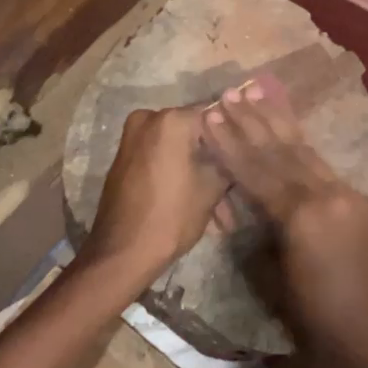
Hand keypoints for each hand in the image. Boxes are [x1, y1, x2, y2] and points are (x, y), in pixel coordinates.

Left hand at [80, 107, 229, 280]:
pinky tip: (196, 205)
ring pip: (177, 151)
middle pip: (194, 134)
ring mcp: (132, 138)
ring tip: (219, 213)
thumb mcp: (211, 189)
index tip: (247, 154)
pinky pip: (160, 159)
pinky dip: (177, 176)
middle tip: (234, 189)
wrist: (121, 253)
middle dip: (214, 162)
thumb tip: (235, 149)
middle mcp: (149, 119)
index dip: (233, 134)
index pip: (215, 114)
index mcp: (172, 120)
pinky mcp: (124, 159)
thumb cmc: (171, 216)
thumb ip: (227, 159)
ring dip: (197, 175)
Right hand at [199, 79, 367, 356]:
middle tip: (229, 93)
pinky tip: (291, 131)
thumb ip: (256, 234)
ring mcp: (349, 192)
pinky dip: (303, 145)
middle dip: (252, 121)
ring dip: (278, 123)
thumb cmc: (318, 320)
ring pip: (306, 150)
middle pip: (281, 151)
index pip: (257, 171)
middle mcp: (327, 193)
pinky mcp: (362, 199)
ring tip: (257, 94)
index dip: (230, 144)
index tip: (210, 116)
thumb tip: (236, 205)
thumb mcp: (274, 280)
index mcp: (301, 215)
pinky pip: (325, 165)